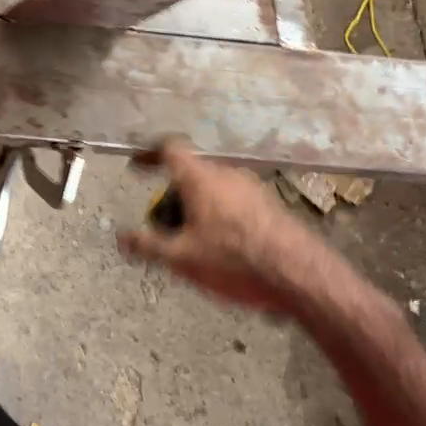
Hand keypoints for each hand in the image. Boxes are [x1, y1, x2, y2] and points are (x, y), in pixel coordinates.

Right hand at [117, 141, 336, 313]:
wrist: (304, 277)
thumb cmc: (235, 260)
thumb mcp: (183, 258)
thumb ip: (148, 246)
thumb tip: (121, 237)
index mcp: (200, 178)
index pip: (169, 148)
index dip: (149, 154)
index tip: (138, 168)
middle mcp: (226, 174)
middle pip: (191, 174)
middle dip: (174, 196)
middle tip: (167, 224)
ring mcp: (253, 188)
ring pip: (215, 189)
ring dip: (199, 207)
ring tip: (196, 241)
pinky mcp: (273, 206)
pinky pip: (236, 202)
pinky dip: (222, 216)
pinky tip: (227, 249)